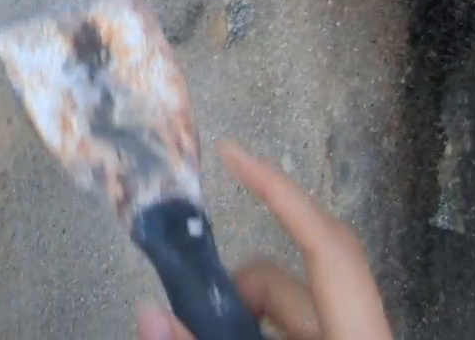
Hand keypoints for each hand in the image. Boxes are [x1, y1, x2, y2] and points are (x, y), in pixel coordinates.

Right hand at [135, 141, 392, 339]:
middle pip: (292, 284)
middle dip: (235, 289)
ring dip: (244, 322)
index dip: (281, 194)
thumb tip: (144, 312)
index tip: (228, 154)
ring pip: (290, 314)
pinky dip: (260, 336)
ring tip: (206, 333)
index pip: (329, 249)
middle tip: (192, 318)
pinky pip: (296, 335)